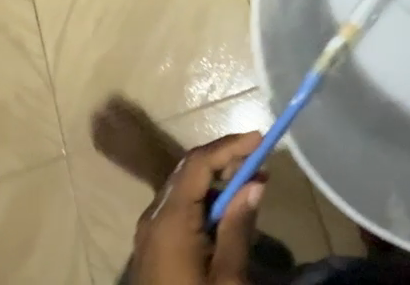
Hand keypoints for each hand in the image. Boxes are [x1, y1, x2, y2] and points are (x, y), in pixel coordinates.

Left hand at [128, 132, 265, 284]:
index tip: (261, 138)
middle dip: (225, 160)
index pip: (199, 163)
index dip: (229, 145)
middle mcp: (153, 216)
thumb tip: (254, 182)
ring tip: (252, 185)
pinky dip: (204, 201)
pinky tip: (228, 213)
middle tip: (261, 162)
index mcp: (170, 218)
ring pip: (184, 189)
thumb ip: (239, 226)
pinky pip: (178, 209)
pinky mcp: (151, 248)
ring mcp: (148, 233)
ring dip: (216, 181)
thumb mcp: (227, 278)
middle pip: (189, 171)